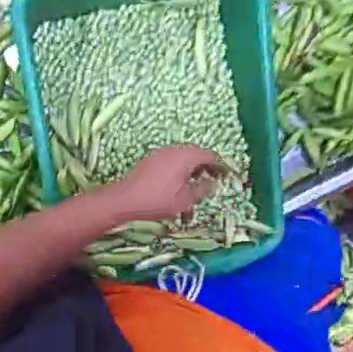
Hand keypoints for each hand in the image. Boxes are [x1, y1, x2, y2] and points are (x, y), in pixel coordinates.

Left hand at [101, 145, 226, 222]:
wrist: (124, 201)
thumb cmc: (157, 200)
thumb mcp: (186, 199)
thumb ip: (203, 189)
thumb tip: (213, 183)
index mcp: (184, 156)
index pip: (209, 155)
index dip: (221, 165)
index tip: (228, 176)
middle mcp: (172, 150)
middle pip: (195, 154)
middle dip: (207, 166)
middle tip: (215, 179)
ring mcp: (158, 154)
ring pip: (182, 158)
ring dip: (192, 169)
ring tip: (197, 185)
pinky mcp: (149, 162)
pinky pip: (170, 162)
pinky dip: (179, 170)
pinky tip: (178, 185)